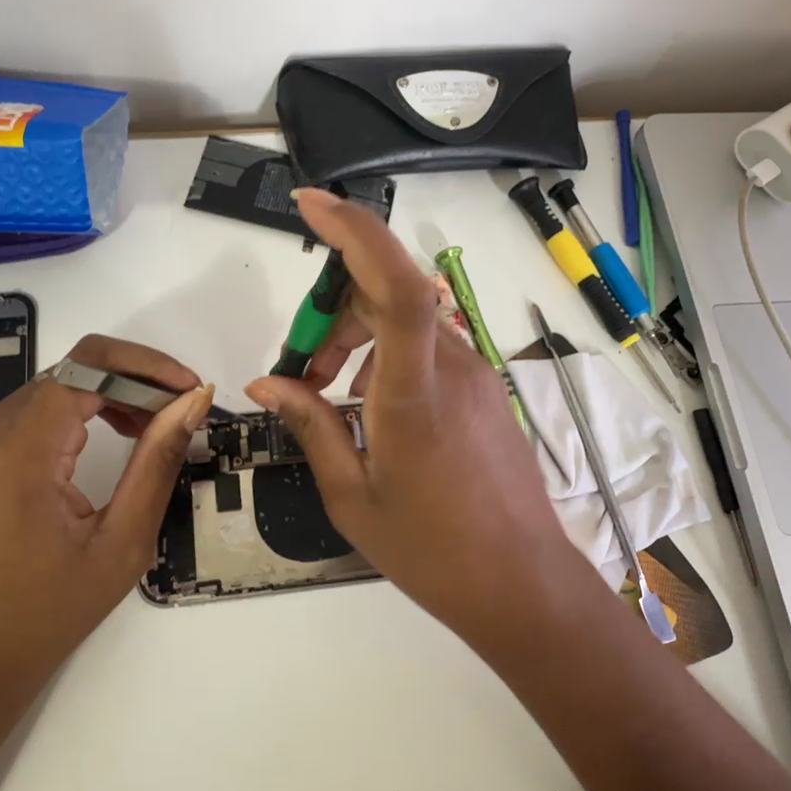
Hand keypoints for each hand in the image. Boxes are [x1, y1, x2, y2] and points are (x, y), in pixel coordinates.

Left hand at [0, 335, 212, 685]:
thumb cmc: (48, 610)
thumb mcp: (121, 542)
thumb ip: (157, 463)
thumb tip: (193, 402)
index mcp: (22, 449)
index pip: (89, 366)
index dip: (148, 366)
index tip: (192, 391)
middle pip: (75, 368)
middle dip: (137, 378)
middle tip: (183, 409)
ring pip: (62, 382)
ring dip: (116, 392)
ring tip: (159, 425)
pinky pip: (43, 408)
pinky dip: (89, 409)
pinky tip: (121, 434)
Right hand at [246, 189, 580, 633]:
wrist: (523, 585)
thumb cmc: (431, 549)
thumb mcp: (352, 496)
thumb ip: (311, 426)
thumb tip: (267, 382)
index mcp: (414, 392)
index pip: (397, 284)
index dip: (356, 231)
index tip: (311, 204)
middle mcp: (453, 367)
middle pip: (388, 296)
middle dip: (331, 313)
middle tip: (298, 371)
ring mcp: (476, 375)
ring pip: (406, 322)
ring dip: (357, 339)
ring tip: (328, 399)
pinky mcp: (485, 391)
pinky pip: (427, 348)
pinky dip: (386, 358)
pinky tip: (370, 410)